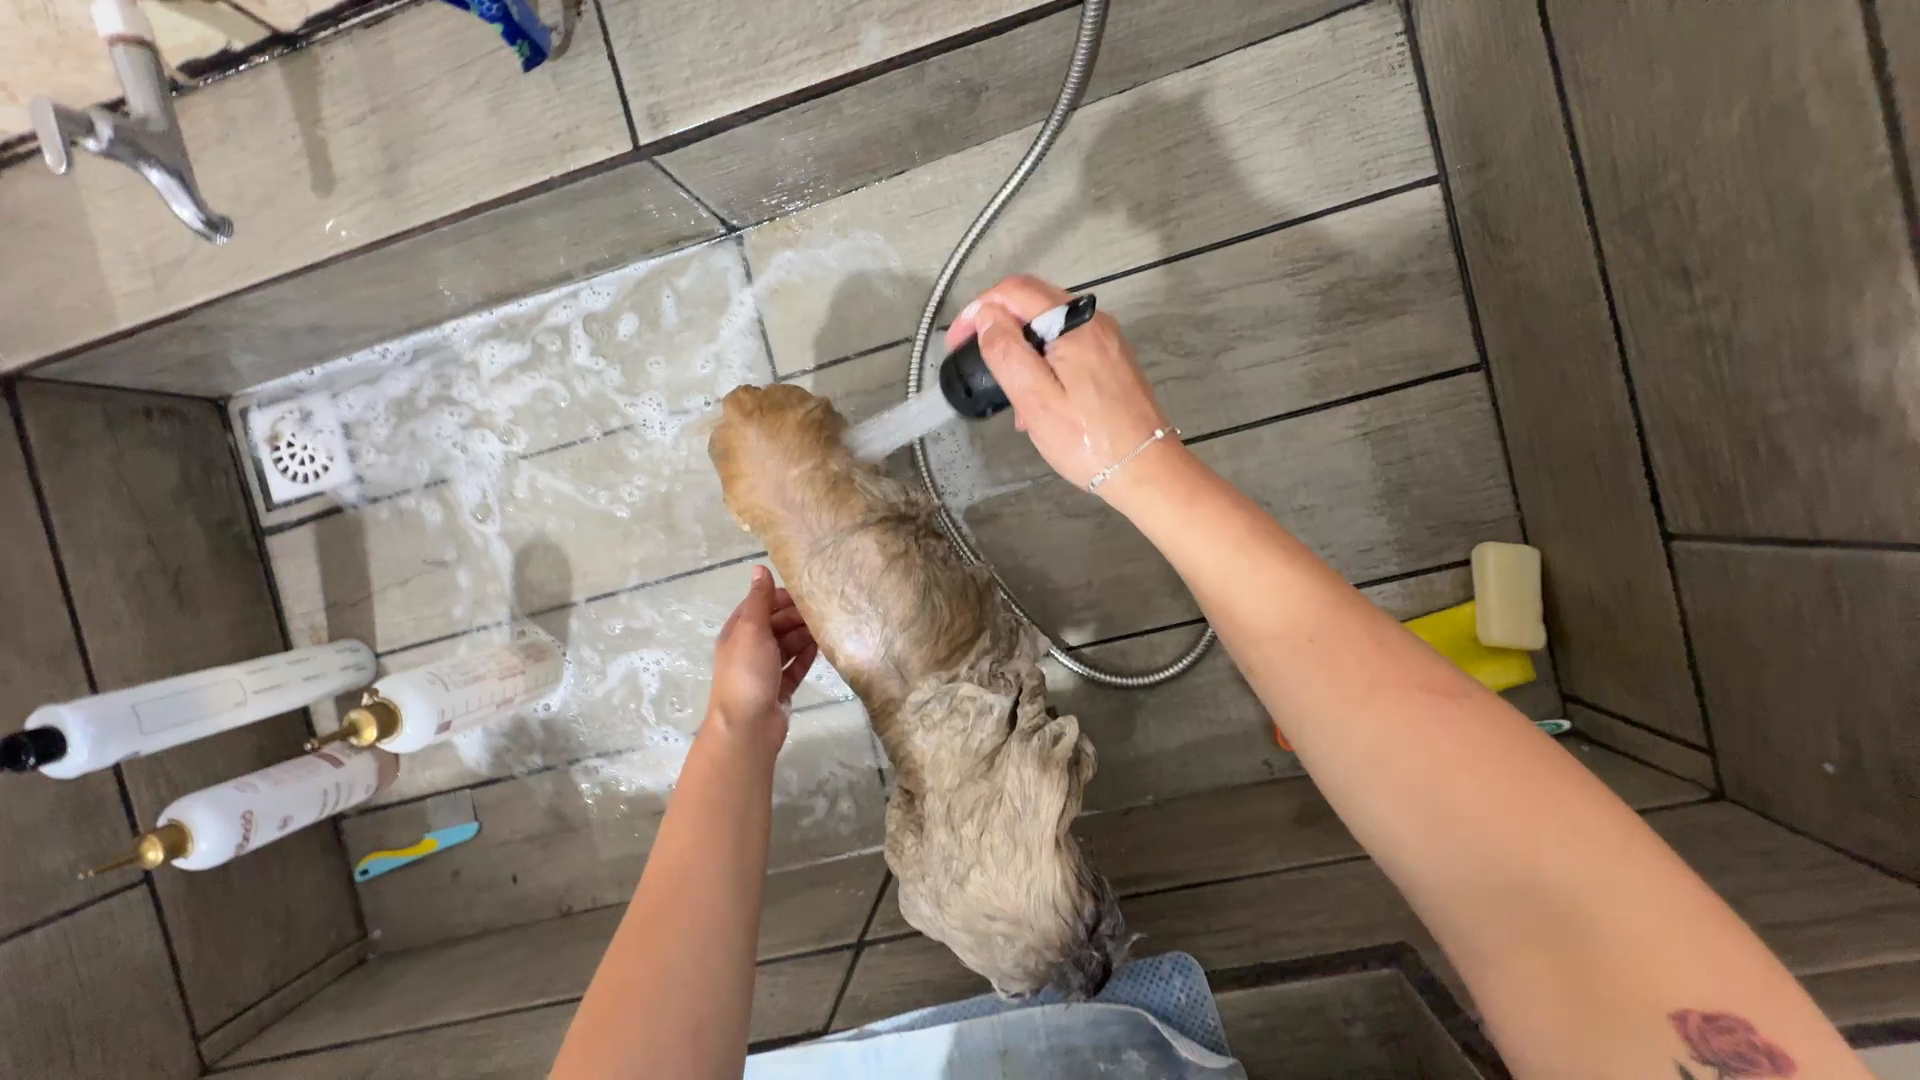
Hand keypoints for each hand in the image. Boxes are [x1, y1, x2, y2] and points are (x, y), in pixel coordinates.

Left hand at [707, 566, 817, 757]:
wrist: (747, 726)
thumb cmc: (747, 672)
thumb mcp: (752, 629)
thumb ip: (759, 599)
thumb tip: (760, 567)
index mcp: (738, 631)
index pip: (760, 604)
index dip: (781, 597)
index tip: (806, 592)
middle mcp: (750, 648)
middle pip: (776, 624)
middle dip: (797, 616)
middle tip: (823, 610)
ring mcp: (765, 670)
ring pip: (788, 645)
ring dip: (805, 635)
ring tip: (828, 626)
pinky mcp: (780, 688)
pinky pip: (795, 666)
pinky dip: (807, 656)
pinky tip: (823, 647)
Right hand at [946, 275, 1178, 493]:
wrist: (1145, 468)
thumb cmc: (1087, 440)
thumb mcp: (1035, 399)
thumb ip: (1007, 352)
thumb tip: (986, 316)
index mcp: (1073, 325)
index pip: (1015, 291)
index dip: (979, 309)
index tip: (957, 340)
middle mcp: (1094, 321)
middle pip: (1034, 301)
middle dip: (997, 323)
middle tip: (971, 355)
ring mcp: (1107, 340)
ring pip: (1050, 326)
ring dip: (1021, 346)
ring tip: (1006, 391)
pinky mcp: (1113, 360)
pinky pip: (1068, 346)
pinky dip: (1043, 361)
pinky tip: (1037, 399)